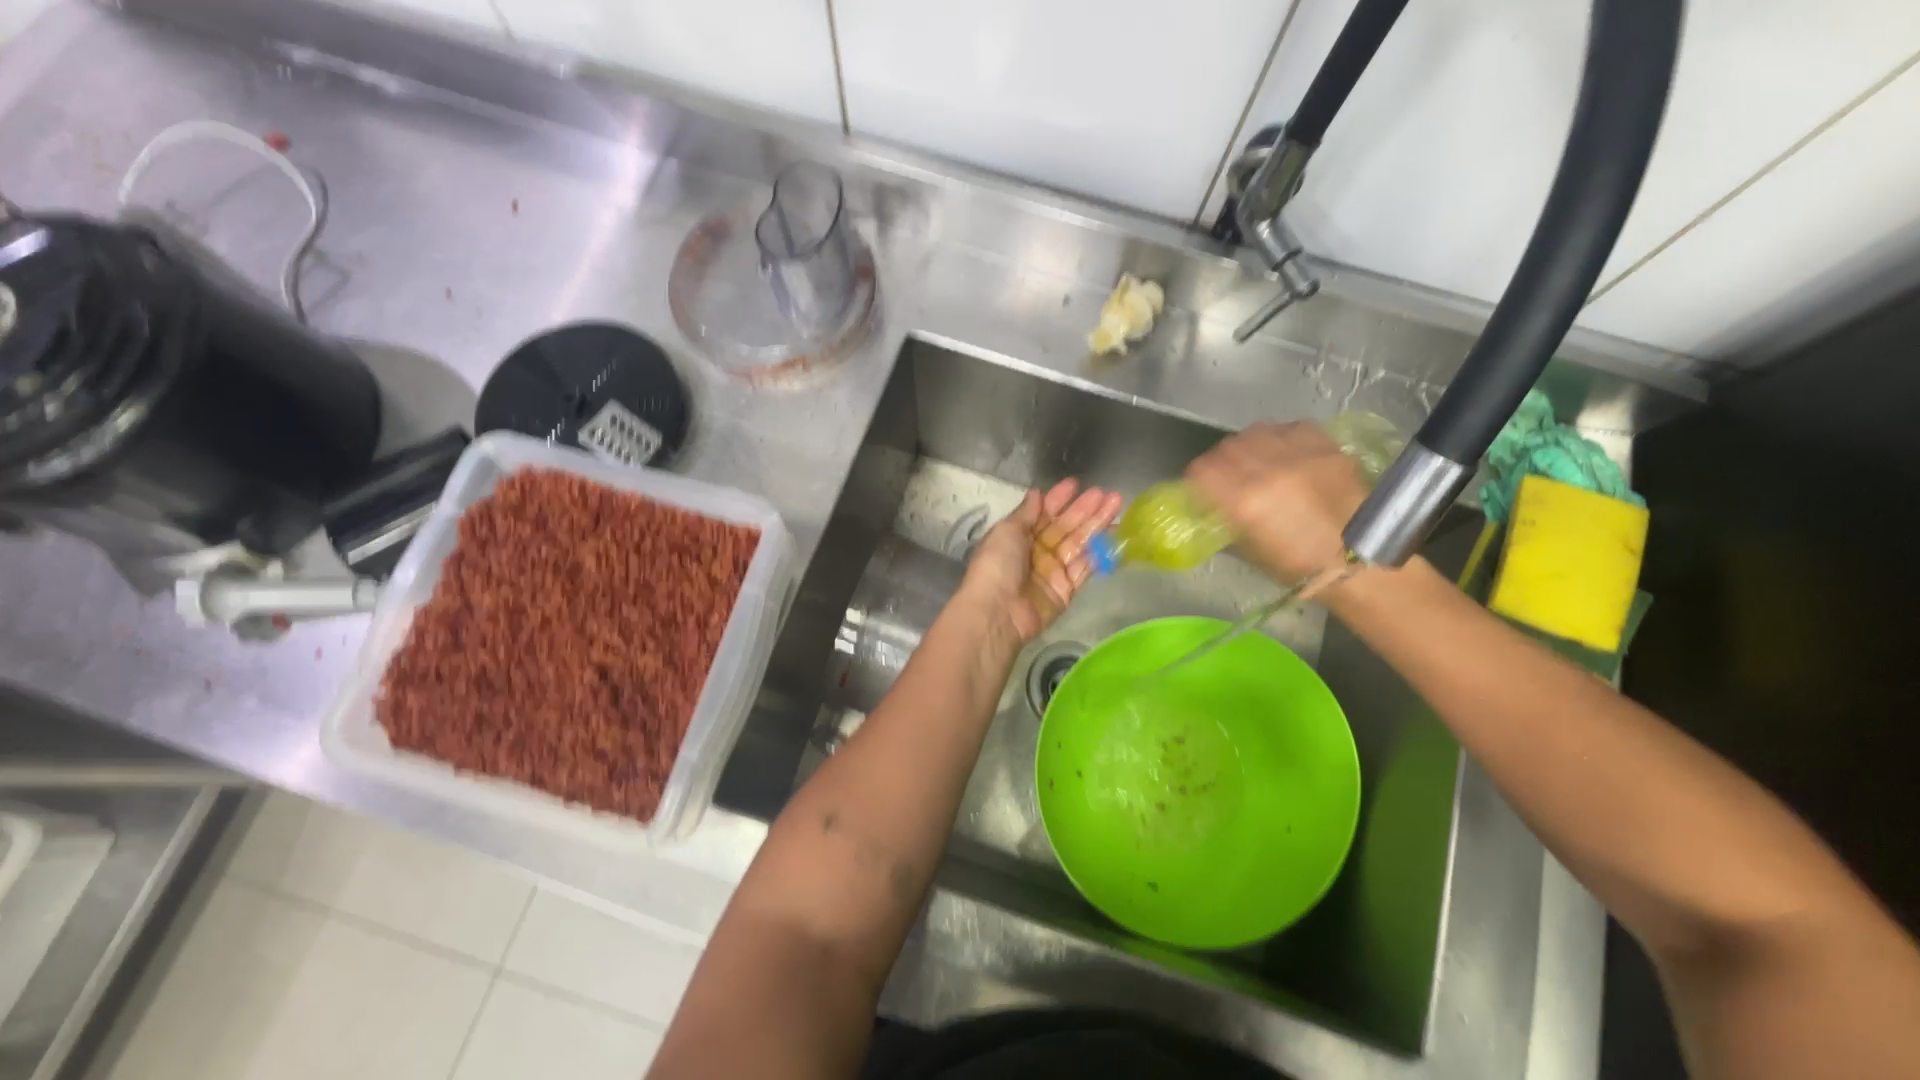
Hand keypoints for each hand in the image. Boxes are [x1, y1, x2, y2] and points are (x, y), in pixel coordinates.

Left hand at [957, 479, 1122, 645]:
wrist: (997, 612)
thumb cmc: (997, 565)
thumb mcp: (1006, 531)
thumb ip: (1026, 514)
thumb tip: (1036, 493)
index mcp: (1018, 536)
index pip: (1043, 513)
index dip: (1059, 499)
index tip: (1076, 484)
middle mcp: (1037, 552)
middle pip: (1065, 527)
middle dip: (1085, 510)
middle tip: (1106, 494)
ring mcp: (1053, 571)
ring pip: (1080, 544)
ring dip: (1097, 525)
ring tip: (1116, 505)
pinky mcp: (1067, 590)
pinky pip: (1086, 567)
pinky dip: (1101, 553)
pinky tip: (1116, 535)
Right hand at [1186, 422, 1367, 584]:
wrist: (1361, 559)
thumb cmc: (1301, 566)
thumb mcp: (1251, 553)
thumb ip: (1227, 525)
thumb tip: (1210, 511)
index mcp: (1244, 503)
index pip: (1201, 469)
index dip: (1196, 476)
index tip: (1200, 485)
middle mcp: (1267, 472)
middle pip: (1226, 447)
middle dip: (1221, 460)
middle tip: (1228, 473)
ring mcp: (1298, 455)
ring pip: (1255, 432)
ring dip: (1249, 445)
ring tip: (1258, 459)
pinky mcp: (1325, 447)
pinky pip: (1291, 427)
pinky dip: (1281, 436)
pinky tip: (1287, 452)